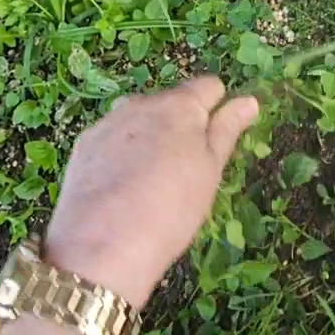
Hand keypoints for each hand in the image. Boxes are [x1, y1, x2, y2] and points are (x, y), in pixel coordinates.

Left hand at [44, 76, 259, 308]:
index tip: (214, 142)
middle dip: (181, 126)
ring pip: (141, 119)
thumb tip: (249, 99)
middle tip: (183, 171)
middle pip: (172, 102)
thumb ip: (227, 129)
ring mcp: (110, 121)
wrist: (101, 248)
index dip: (217, 109)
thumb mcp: (210, 171)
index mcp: (180, 105)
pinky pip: (114, 137)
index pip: (209, 86)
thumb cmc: (171, 209)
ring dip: (151, 136)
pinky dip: (122, 152)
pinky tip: (120, 186)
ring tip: (149, 182)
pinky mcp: (85, 143)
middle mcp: (143, 102)